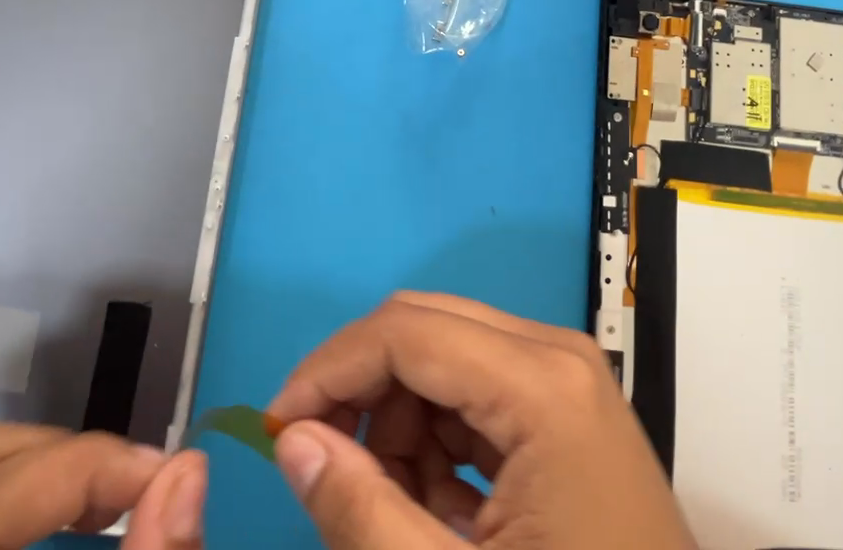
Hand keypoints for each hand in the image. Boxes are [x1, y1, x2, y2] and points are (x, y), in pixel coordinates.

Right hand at [266, 292, 693, 548]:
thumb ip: (361, 512)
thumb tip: (291, 439)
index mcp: (540, 385)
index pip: (403, 333)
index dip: (327, 372)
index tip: (276, 431)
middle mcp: (556, 357)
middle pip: (421, 330)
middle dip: (360, 391)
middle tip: (325, 465)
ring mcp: (566, 379)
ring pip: (443, 361)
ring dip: (399, 426)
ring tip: (395, 511)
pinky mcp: (565, 409)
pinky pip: (474, 394)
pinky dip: (437, 442)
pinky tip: (440, 513)